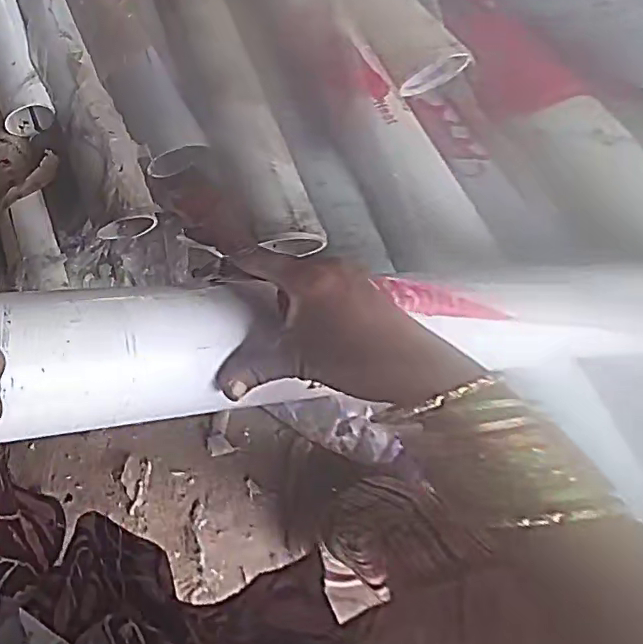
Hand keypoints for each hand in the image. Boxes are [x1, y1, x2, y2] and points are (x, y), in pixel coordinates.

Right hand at [160, 166, 484, 406]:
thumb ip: (256, 369)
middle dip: (265, 281)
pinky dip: (316, 295)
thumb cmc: (356, 360)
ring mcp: (353, 275)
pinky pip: (330, 282)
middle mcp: (329, 267)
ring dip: (293, 289)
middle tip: (250, 299)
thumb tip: (227, 385)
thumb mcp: (298, 362)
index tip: (221, 266)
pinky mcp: (369, 288)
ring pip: (309, 274)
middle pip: (284, 266)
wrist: (421, 372)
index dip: (237, 261)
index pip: (259, 258)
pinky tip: (317, 322)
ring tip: (285, 317)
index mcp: (306, 277)